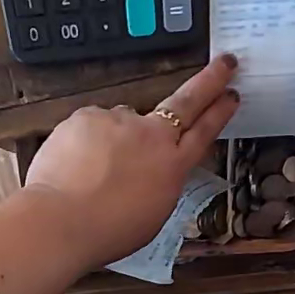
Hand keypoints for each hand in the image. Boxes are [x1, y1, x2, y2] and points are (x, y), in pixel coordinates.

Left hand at [21, 54, 240, 267]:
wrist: (63, 221)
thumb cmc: (110, 230)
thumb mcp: (153, 213)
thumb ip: (159, 181)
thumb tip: (152, 166)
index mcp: (173, 166)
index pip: (205, 131)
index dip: (220, 111)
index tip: (231, 94)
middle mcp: (152, 137)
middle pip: (187, 101)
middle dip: (210, 80)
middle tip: (224, 62)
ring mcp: (120, 121)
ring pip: (123, 122)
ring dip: (115, 140)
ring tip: (95, 172)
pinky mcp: (87, 116)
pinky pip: (91, 126)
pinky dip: (86, 143)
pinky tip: (76, 166)